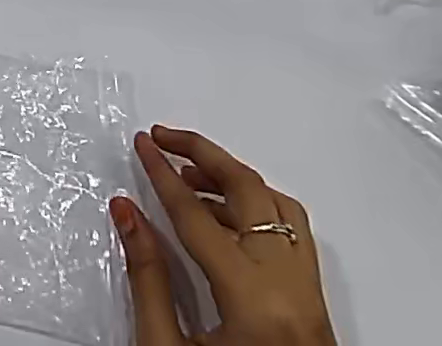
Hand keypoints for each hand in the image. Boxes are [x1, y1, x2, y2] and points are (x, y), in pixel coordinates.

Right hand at [111, 126, 336, 345]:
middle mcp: (292, 289)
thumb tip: (125, 211)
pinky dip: (255, 201)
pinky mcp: (316, 300)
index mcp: (253, 304)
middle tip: (164, 136)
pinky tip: (223, 209)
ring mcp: (311, 293)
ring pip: (277, 203)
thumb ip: (147, 276)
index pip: (198, 215)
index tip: (142, 143)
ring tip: (189, 171)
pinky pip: (290, 227)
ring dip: (231, 175)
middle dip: (202, 153)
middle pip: (249, 191)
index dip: (163, 173)